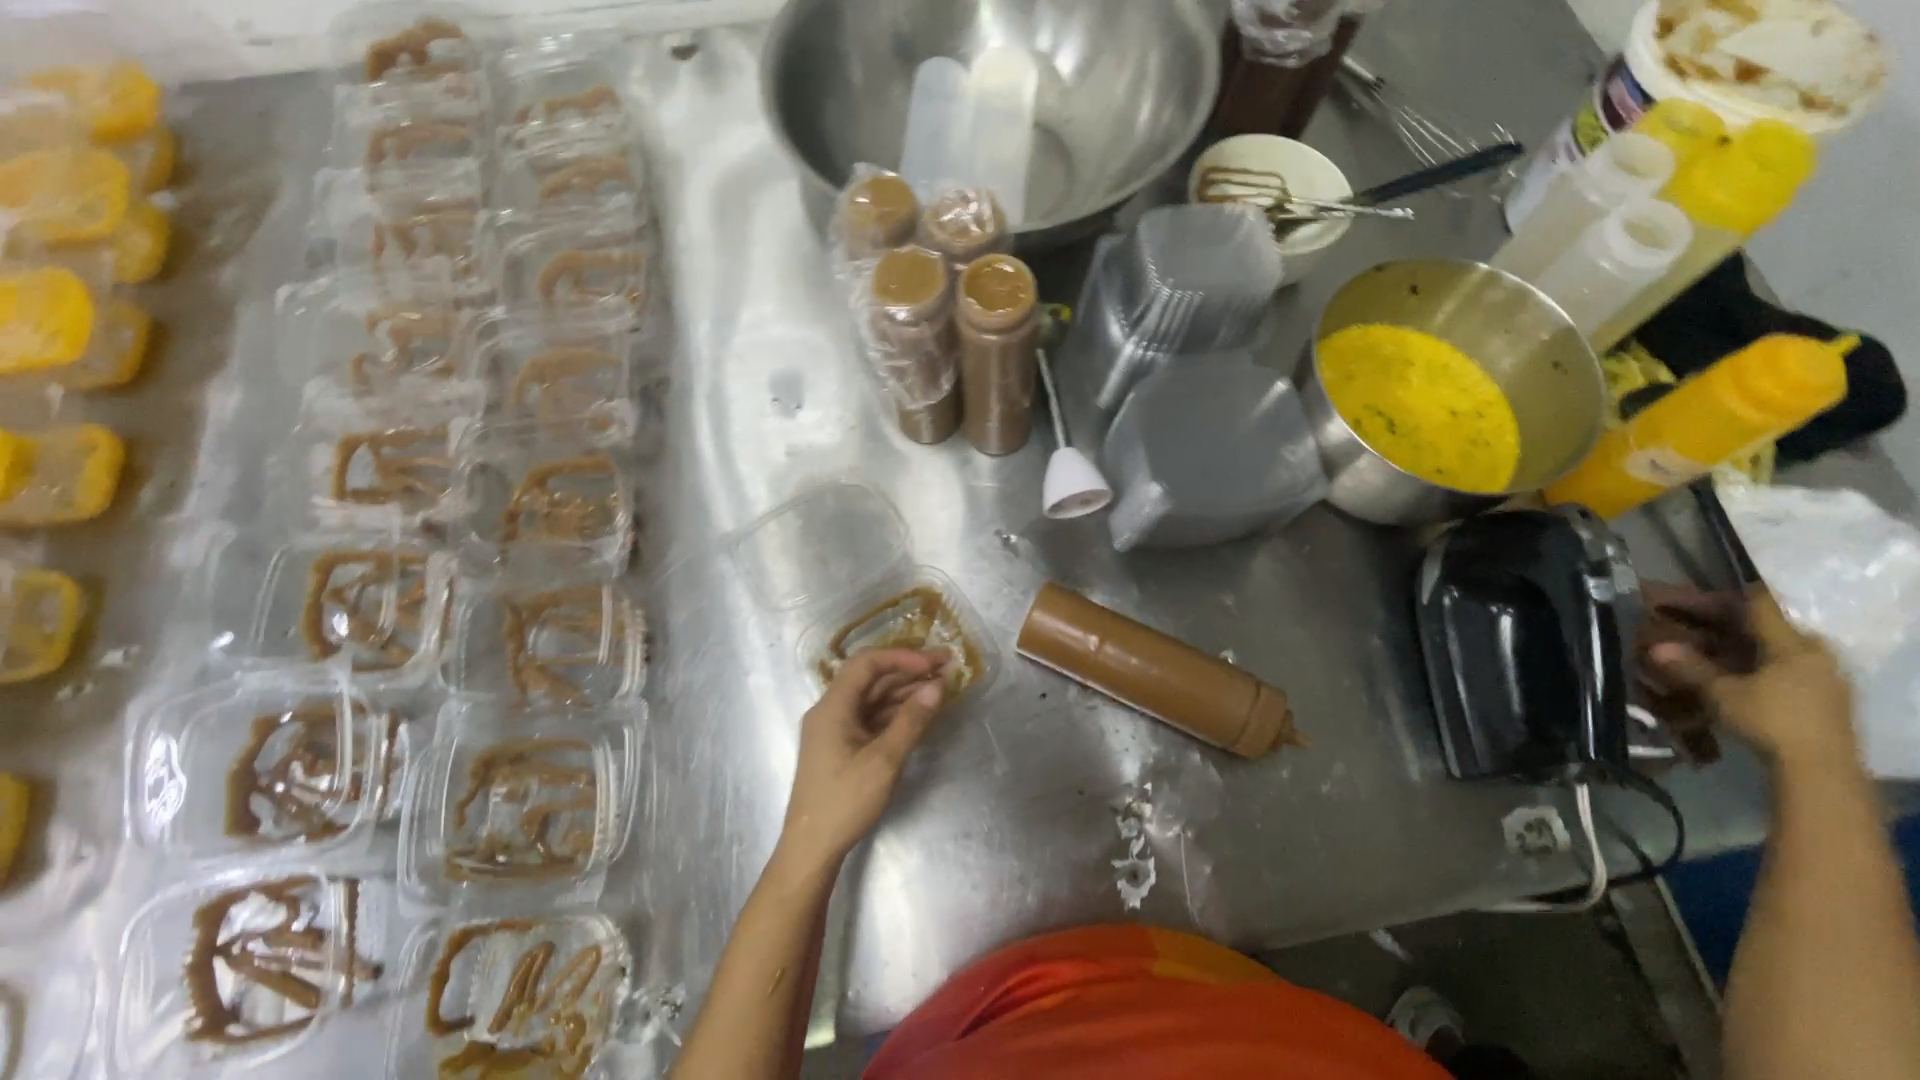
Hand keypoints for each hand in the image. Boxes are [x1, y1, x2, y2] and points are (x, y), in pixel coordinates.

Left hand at [778, 649, 947, 869]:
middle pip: (870, 679)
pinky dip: (895, 713)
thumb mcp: (884, 760)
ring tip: (939, 688)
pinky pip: (870, 719)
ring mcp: (834, 730)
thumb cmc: (845, 801)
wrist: (811, 847)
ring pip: (872, 699)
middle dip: (908, 671)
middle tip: (946, 667)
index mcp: (832, 707)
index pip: (867, 664)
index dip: (901, 657)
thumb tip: (936, 687)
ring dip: (904, 692)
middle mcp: (830, 711)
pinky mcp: (841, 748)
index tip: (933, 663)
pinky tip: (919, 714)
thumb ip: (911, 721)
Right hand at [1648, 589, 1857, 773]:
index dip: (1716, 599)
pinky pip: (1782, 668)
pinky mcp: (1824, 695)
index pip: (1755, 604)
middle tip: (1683, 629)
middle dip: (1720, 627)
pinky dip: (1752, 666)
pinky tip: (1729, 677)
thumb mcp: (1723, 693)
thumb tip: (1655, 647)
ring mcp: (1823, 674)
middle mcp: (1814, 650)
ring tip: (1699, 655)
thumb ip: (1690, 667)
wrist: (1821, 768)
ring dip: (1735, 649)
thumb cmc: (1771, 720)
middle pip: (1762, 627)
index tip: (1682, 601)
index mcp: (1795, 641)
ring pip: (1771, 649)